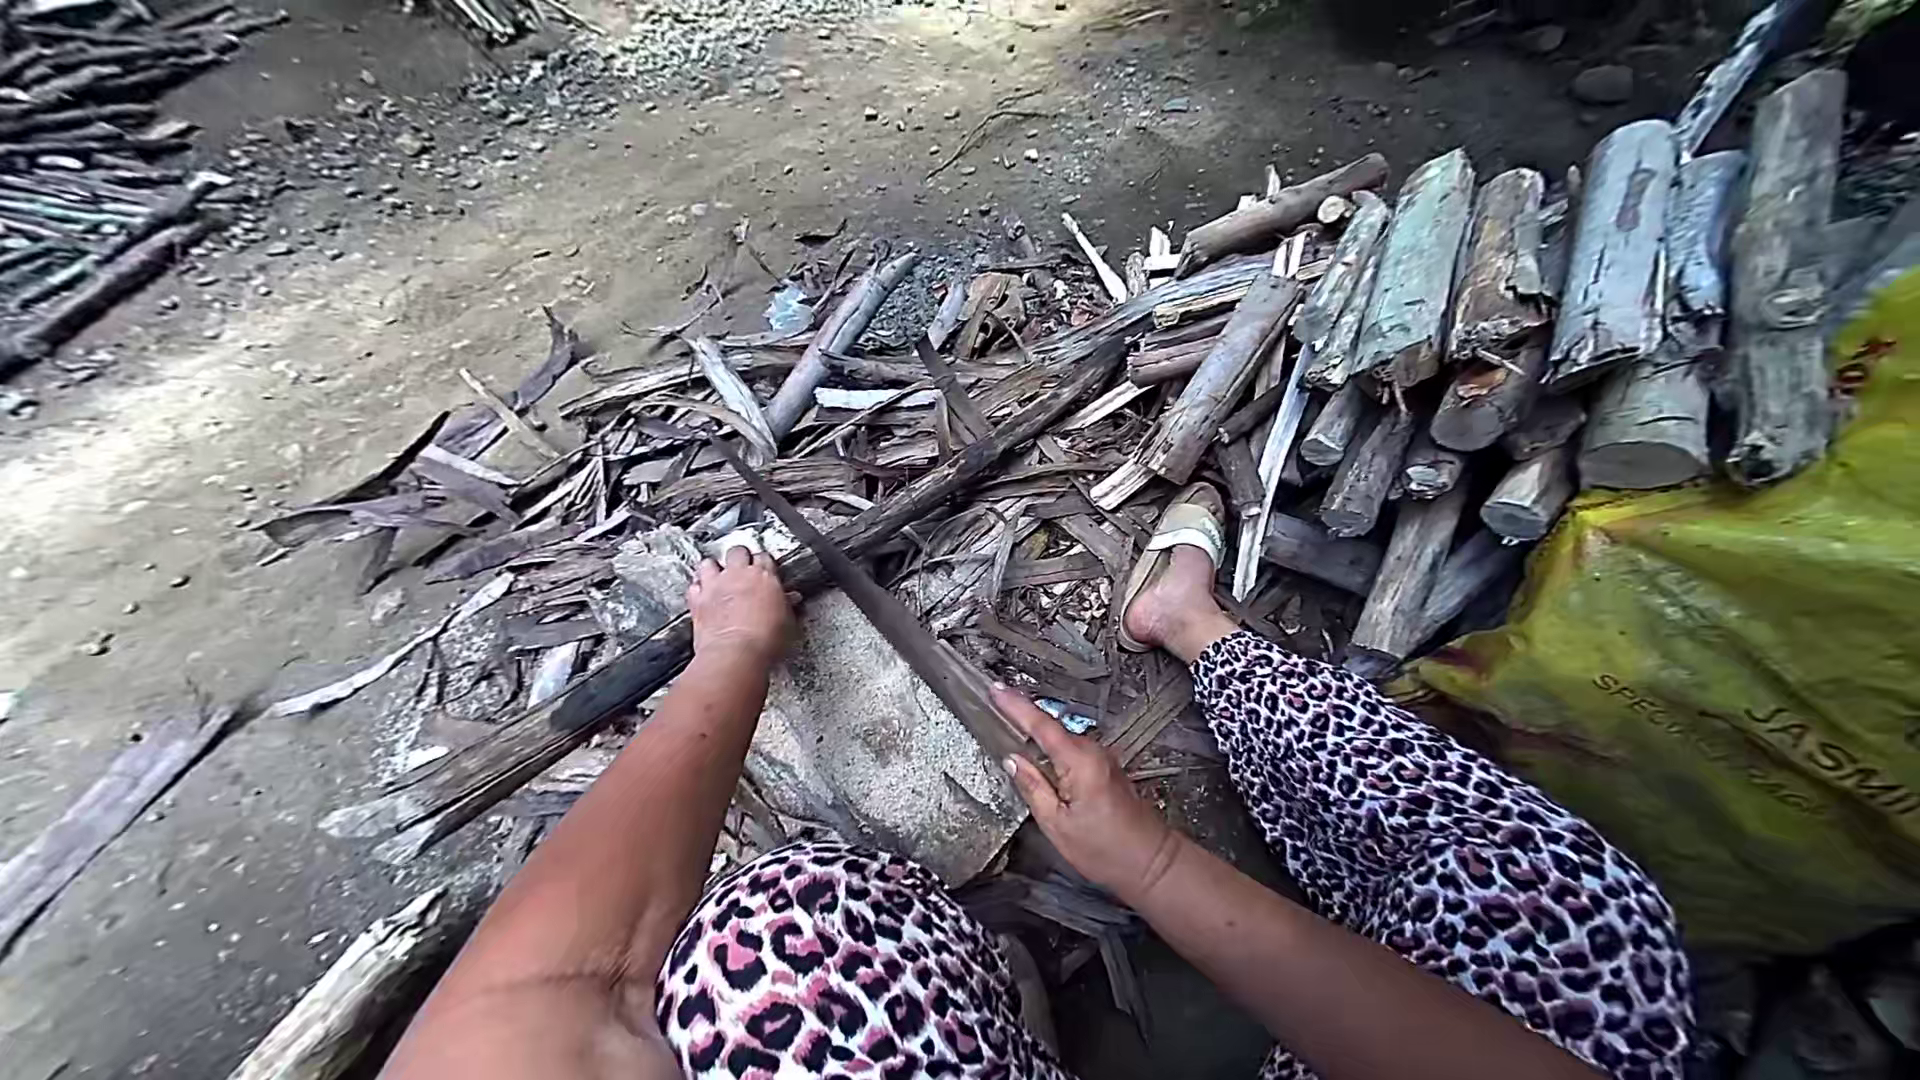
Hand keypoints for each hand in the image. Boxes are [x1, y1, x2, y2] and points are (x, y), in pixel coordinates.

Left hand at [685, 545, 795, 667]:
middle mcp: (738, 575)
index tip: (765, 570)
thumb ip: (787, 605)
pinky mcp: (697, 600)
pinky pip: (693, 585)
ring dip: (713, 567)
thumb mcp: (787, 622)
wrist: (736, 654)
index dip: (764, 563)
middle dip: (740, 557)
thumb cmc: (764, 640)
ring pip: (709, 563)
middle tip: (743, 567)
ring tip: (718, 574)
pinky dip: (697, 588)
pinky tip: (702, 592)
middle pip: (737, 552)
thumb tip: (790, 600)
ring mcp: (715, 585)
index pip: (764, 557)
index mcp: (765, 576)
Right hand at [994, 684, 1182, 903]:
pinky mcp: (1103, 765)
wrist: (1152, 863)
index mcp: (1079, 761)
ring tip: (1007, 726)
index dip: (1015, 705)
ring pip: (1059, 737)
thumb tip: (1012, 760)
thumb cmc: (1106, 851)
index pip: (1040, 724)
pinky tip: (1035, 752)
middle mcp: (1092, 750)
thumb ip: (1032, 787)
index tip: (995, 689)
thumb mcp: (1057, 825)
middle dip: (1021, 714)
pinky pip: (1070, 747)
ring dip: (1035, 731)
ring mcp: (1100, 756)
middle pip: (1050, 726)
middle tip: (993, 703)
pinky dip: (1050, 745)